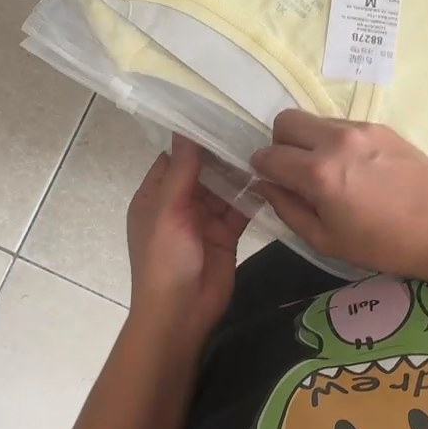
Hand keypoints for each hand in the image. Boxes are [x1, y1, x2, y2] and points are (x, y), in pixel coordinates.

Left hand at [127, 135, 250, 353]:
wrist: (181, 314)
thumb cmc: (164, 260)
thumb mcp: (168, 211)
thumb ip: (182, 171)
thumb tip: (186, 128)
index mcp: (155, 196)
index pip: (175, 158)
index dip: (195, 138)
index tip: (221, 114)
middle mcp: (179, 205)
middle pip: (204, 171)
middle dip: (224, 154)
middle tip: (254, 126)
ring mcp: (204, 221)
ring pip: (225, 189)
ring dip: (241, 173)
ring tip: (268, 147)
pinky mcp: (226, 235)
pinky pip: (240, 210)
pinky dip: (253, 197)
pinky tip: (272, 178)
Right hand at [249, 110, 427, 278]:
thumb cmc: (383, 245)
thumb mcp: (326, 240)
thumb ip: (288, 209)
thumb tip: (266, 186)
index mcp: (318, 173)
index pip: (268, 155)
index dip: (261, 169)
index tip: (270, 181)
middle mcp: (335, 141)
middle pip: (285, 121)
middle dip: (280, 144)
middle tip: (294, 171)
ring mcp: (361, 129)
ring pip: (315, 120)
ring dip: (309, 140)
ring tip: (329, 172)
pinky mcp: (381, 127)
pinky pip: (343, 124)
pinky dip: (336, 141)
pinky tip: (356, 168)